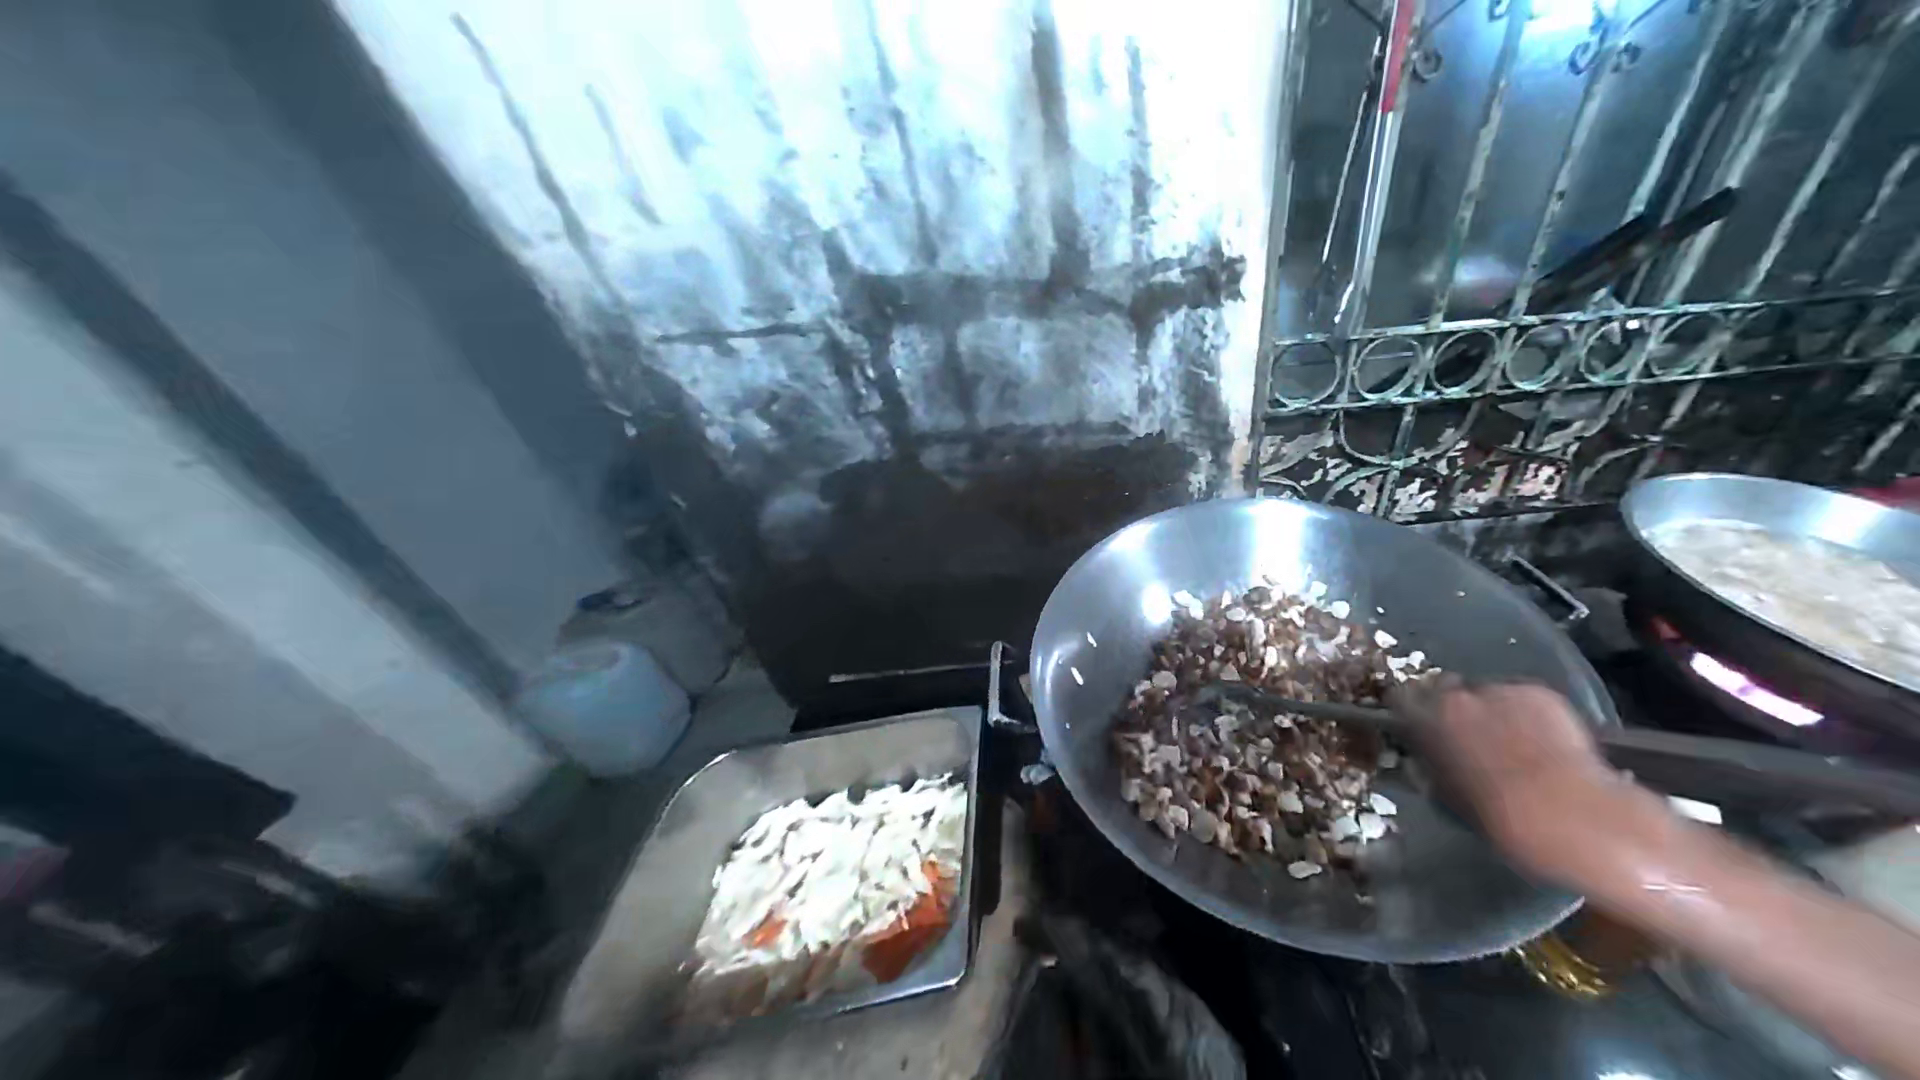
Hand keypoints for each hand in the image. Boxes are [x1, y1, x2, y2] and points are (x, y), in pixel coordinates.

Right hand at [1392, 679, 1668, 887]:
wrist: (1579, 818)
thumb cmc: (1502, 818)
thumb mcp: (1448, 797)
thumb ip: (1431, 767)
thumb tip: (1424, 759)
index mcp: (1426, 719)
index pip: (1400, 697)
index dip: (1408, 710)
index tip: (1415, 724)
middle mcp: (1458, 695)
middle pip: (1444, 689)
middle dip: (1451, 707)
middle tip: (1466, 735)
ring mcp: (1501, 689)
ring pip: (1485, 693)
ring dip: (1491, 710)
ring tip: (1510, 739)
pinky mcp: (1541, 693)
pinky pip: (1522, 698)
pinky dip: (1525, 712)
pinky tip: (1541, 740)